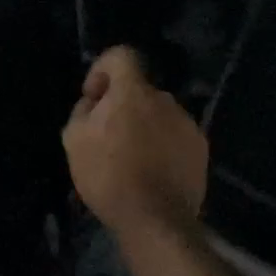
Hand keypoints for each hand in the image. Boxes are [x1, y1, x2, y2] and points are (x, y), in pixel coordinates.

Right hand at [61, 46, 208, 243]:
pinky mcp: (201, 149)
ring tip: (134, 159)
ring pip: (159, 113)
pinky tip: (154, 172)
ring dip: (145, 126)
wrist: (156, 221)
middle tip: (109, 136)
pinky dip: (164, 145)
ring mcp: (187, 123)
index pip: (121, 55)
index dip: (103, 68)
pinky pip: (176, 135)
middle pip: (139, 89)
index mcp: (134, 89)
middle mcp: (164, 98)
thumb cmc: (109, 175)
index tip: (94, 97)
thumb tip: (94, 103)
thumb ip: (82, 110)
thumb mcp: (74, 140)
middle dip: (124, 105)